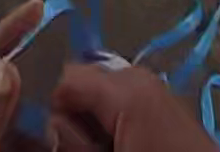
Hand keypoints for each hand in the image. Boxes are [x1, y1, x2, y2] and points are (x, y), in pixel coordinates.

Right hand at [49, 63, 218, 151]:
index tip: (59, 139)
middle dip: (78, 110)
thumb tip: (52, 126)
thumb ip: (75, 144)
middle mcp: (138, 75)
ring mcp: (155, 86)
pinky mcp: (166, 101)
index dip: (56, 107)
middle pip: (86, 79)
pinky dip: (117, 116)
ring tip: (106, 146)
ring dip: (97, 115)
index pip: (68, 77)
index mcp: (124, 88)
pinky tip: (125, 143)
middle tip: (85, 146)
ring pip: (105, 88)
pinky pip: (127, 97)